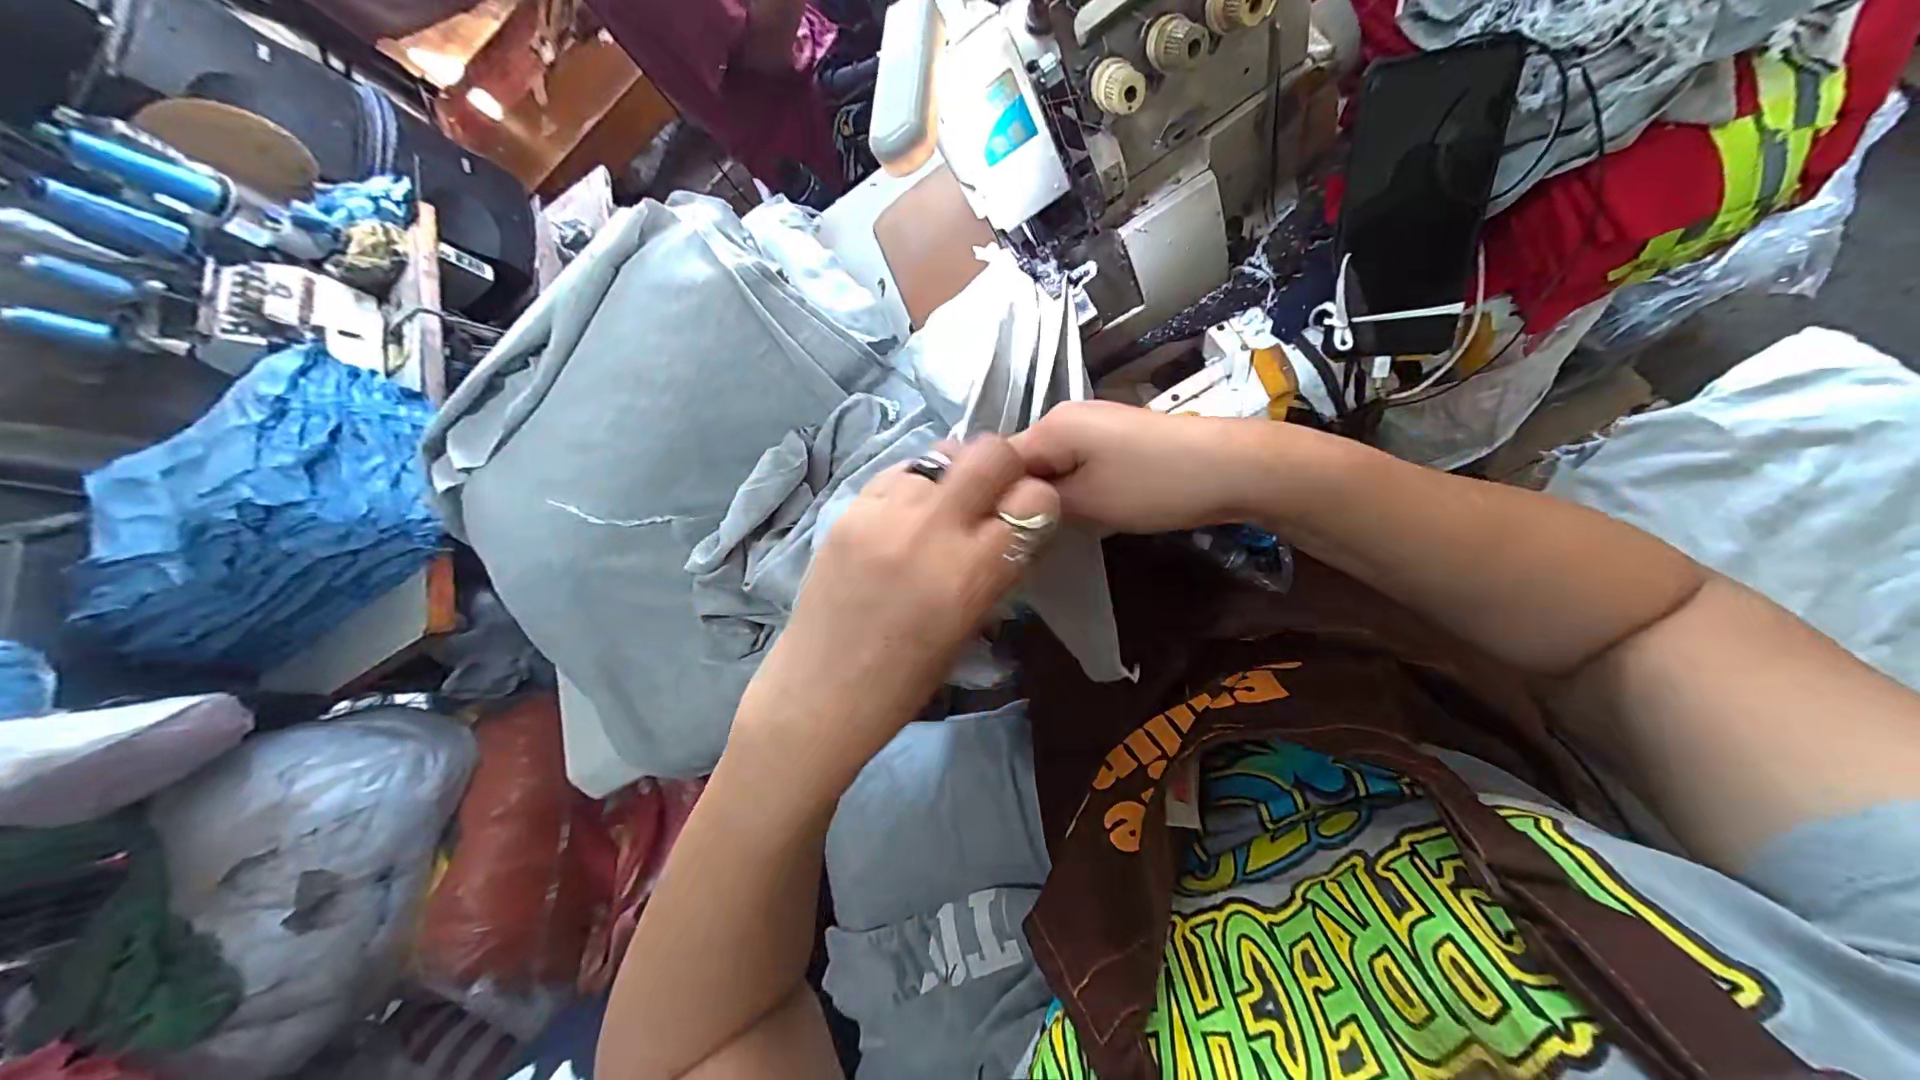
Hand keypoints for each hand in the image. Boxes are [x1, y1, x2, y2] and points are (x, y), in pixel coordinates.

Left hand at [733, 437, 1059, 794]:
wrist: (821, 692)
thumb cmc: (906, 680)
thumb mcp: (970, 625)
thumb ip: (997, 568)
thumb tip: (1017, 526)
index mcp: (971, 573)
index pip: (1034, 499)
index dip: (1038, 504)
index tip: (1026, 517)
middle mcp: (930, 531)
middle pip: (990, 453)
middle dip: (1003, 466)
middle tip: (992, 493)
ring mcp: (883, 515)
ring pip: (940, 457)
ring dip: (953, 477)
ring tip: (941, 508)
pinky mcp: (848, 511)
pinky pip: (897, 475)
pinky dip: (913, 487)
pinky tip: (905, 516)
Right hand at [1012, 401, 1277, 533]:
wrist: (1234, 468)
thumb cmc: (1155, 484)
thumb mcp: (1087, 503)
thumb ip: (1037, 504)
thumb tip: (1005, 509)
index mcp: (1051, 424)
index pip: (996, 463)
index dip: (991, 499)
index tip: (990, 536)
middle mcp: (1065, 417)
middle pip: (1022, 463)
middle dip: (1019, 499)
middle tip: (1014, 541)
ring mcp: (1091, 426)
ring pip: (1049, 467)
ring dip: (1045, 497)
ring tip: (1041, 534)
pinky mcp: (1114, 440)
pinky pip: (1073, 466)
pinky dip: (1070, 491)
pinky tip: (1075, 516)